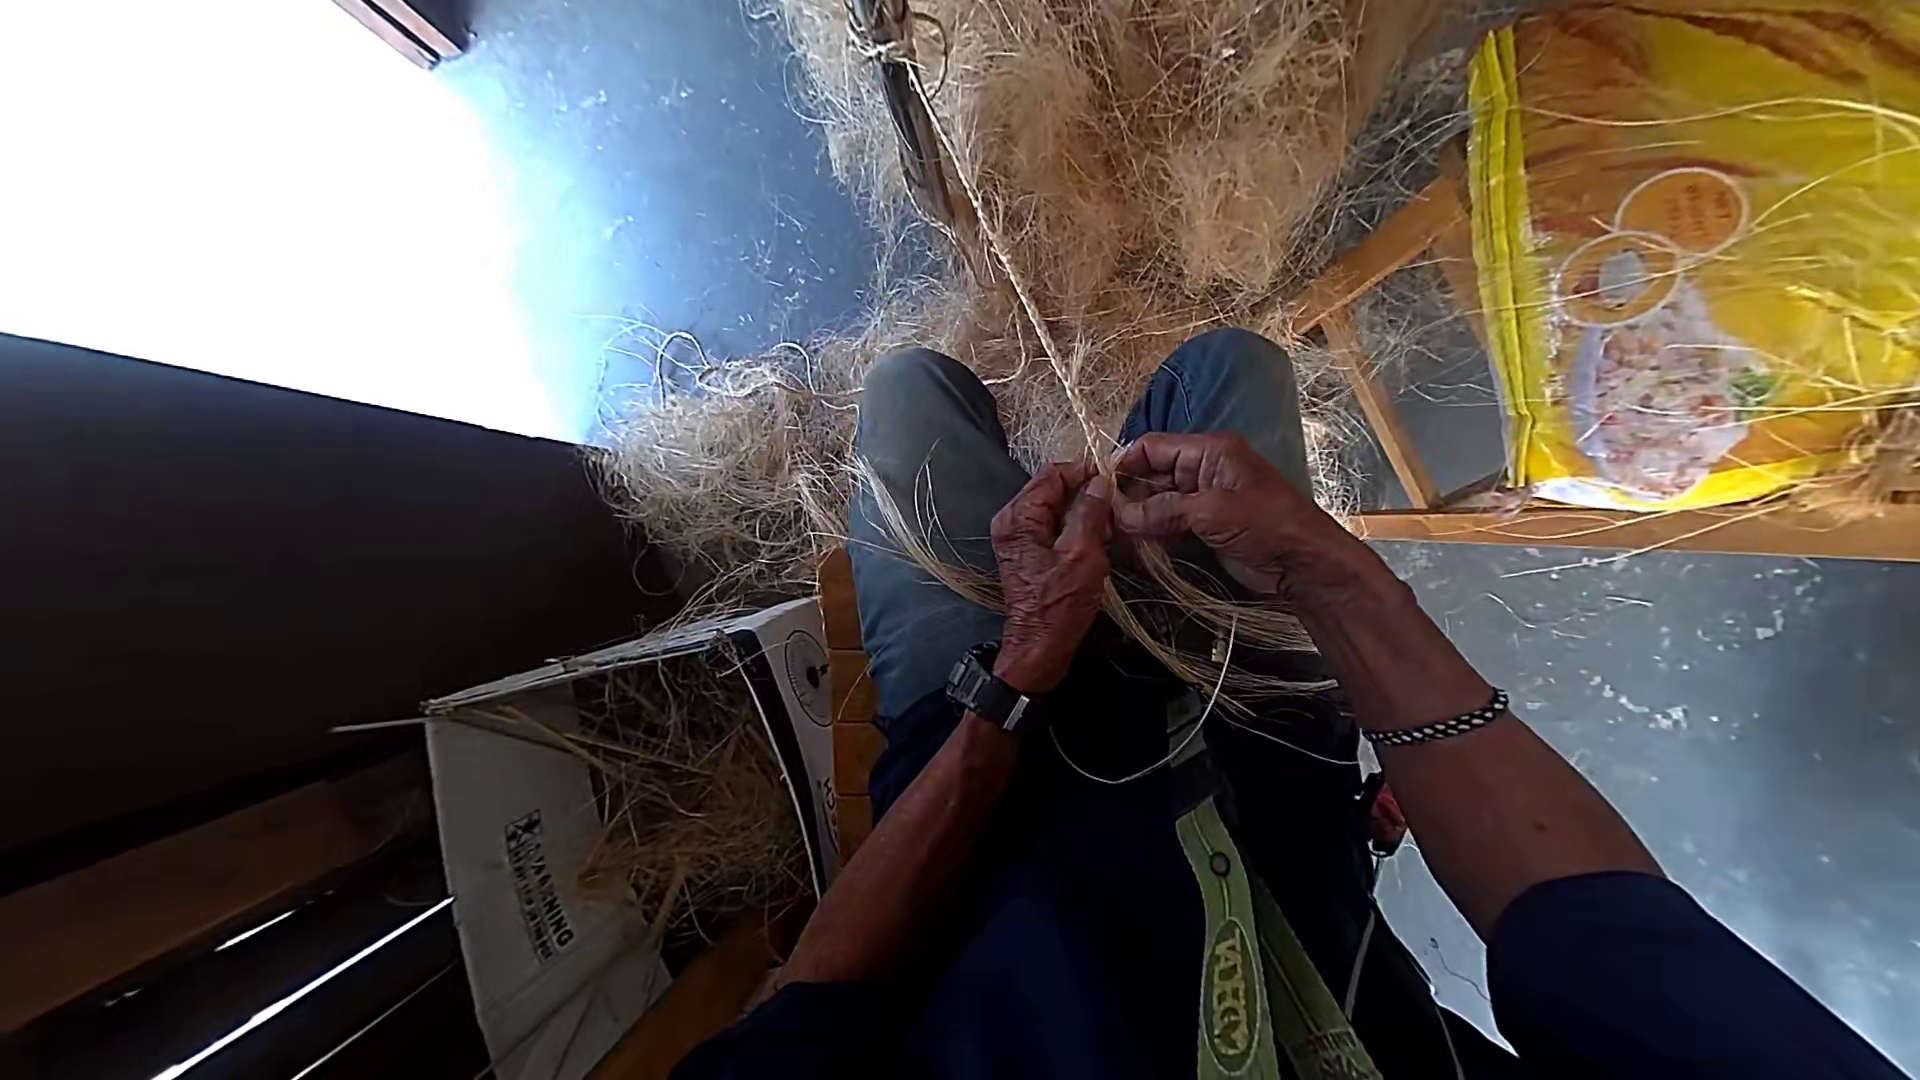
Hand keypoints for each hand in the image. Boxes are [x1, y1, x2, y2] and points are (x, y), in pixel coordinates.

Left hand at [989, 463, 1111, 693]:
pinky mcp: (1029, 551)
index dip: (1085, 472)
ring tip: (1107, 533)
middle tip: (1113, 513)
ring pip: (1058, 508)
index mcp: (1018, 516)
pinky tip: (1096, 544)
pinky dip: (1077, 529)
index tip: (1114, 482)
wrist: (1040, 646)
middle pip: (1054, 489)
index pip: (1053, 473)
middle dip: (1086, 496)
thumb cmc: (1059, 604)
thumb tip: (1100, 481)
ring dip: (1085, 514)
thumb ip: (1089, 512)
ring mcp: (1019, 536)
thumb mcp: (1082, 554)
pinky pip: (1055, 526)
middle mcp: (1012, 520)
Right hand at [1112, 432, 1368, 597]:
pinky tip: (1134, 541)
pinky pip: (1167, 521)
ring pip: (1156, 499)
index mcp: (1209, 451)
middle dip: (1128, 493)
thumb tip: (1120, 515)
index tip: (1100, 489)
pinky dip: (1151, 529)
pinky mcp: (1203, 524)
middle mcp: (1202, 469)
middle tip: (1104, 517)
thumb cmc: (1267, 525)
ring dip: (1137, 515)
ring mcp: (1202, 498)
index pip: (1153, 447)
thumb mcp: (1212, 511)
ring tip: (1114, 531)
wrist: (1305, 566)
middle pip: (1151, 473)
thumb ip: (1163, 510)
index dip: (1124, 464)